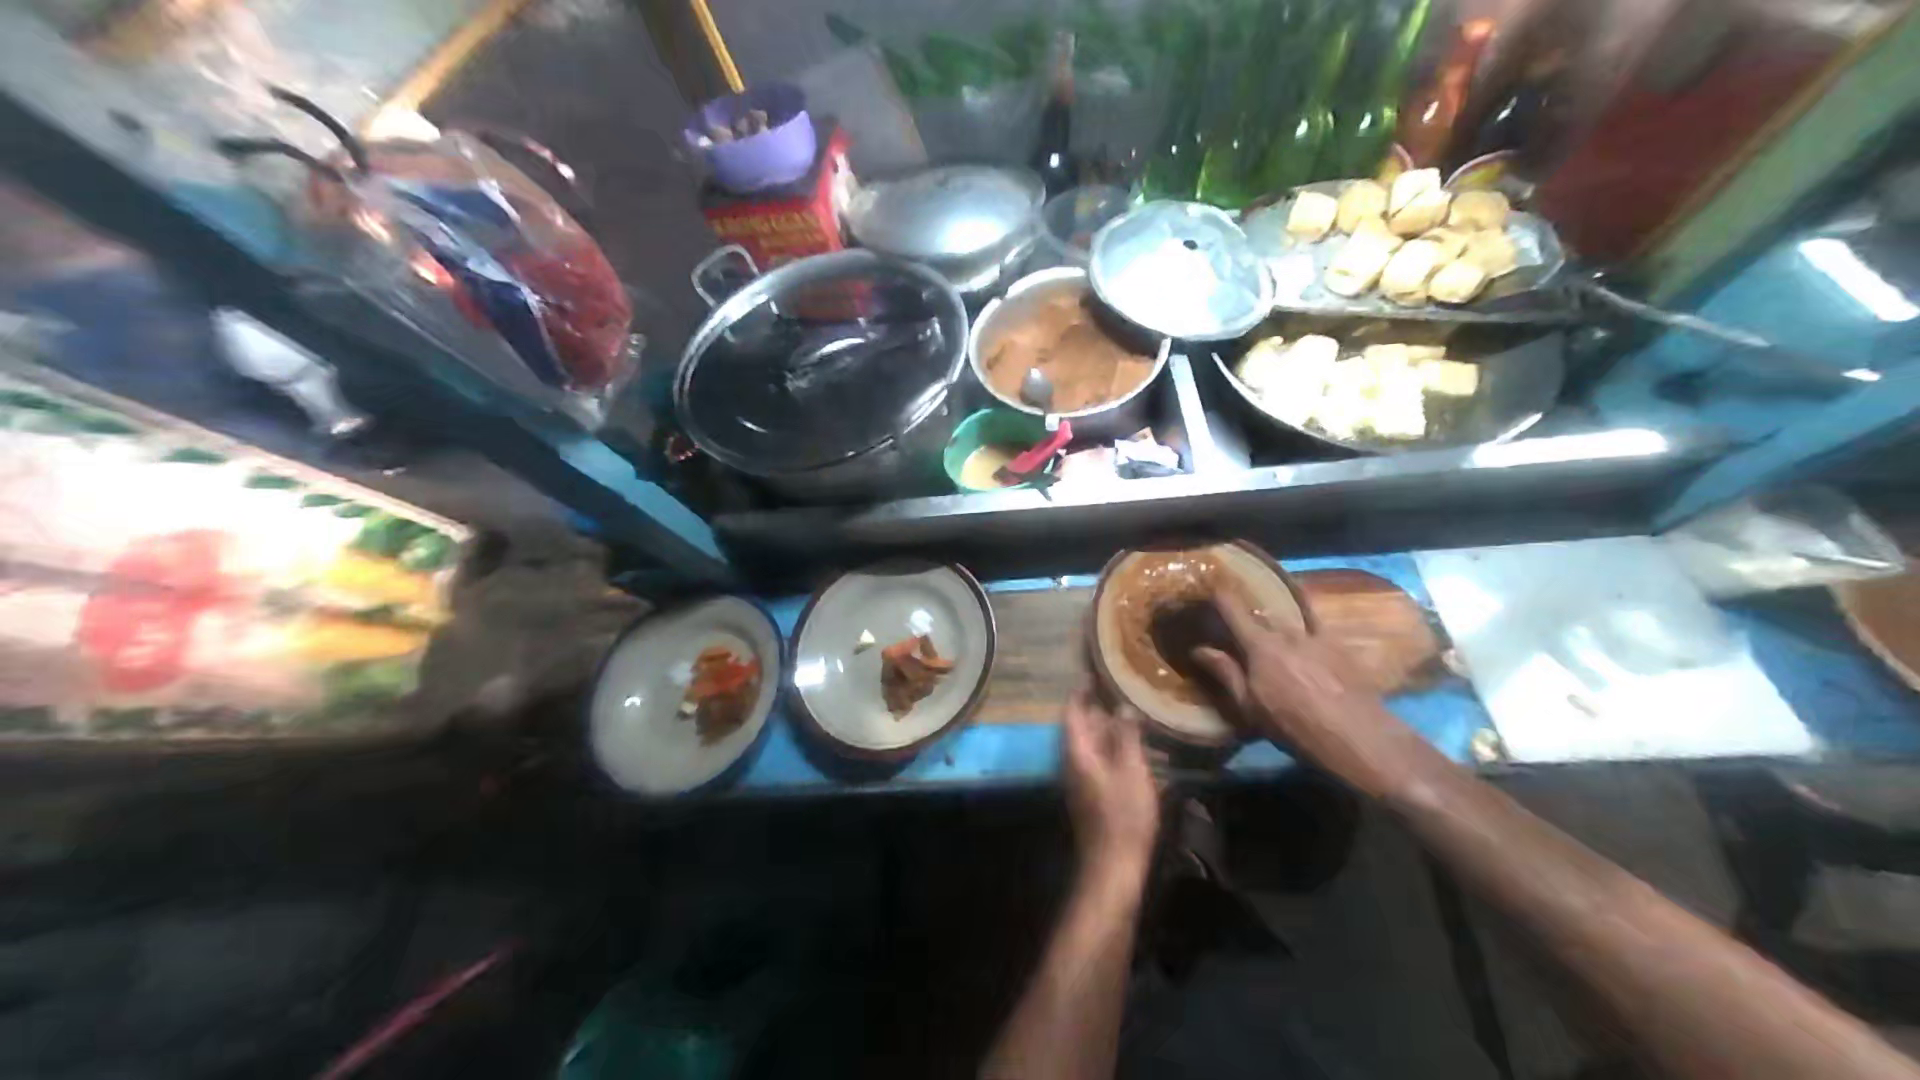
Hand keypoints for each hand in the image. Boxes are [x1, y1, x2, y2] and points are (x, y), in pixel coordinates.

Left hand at [1061, 686, 1159, 880]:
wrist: (1114, 865)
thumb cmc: (1123, 815)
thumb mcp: (1131, 770)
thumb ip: (1126, 736)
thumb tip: (1121, 708)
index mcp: (1076, 753)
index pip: (1072, 713)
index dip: (1081, 693)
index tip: (1094, 675)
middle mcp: (1072, 763)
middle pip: (1081, 728)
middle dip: (1097, 709)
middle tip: (1119, 691)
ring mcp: (1081, 780)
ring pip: (1091, 745)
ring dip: (1107, 729)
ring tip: (1132, 715)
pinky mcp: (1092, 794)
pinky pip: (1098, 761)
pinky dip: (1113, 748)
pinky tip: (1135, 749)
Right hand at [1189, 590, 1425, 795]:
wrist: (1358, 737)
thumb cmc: (1294, 726)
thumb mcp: (1250, 707)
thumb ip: (1225, 673)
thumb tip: (1199, 649)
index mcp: (1260, 646)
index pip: (1233, 610)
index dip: (1219, 595)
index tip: (1209, 585)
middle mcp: (1286, 632)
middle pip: (1261, 616)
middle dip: (1247, 618)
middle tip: (1239, 628)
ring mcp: (1316, 636)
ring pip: (1288, 622)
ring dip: (1275, 626)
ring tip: (1272, 636)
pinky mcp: (1340, 645)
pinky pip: (1315, 627)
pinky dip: (1304, 627)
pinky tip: (1305, 636)